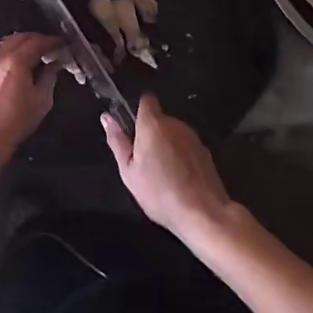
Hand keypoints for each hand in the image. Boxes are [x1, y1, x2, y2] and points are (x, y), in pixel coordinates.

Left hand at [0, 33, 61, 156]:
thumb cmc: (16, 122)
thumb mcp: (42, 100)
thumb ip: (49, 77)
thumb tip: (54, 66)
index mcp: (15, 62)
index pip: (37, 42)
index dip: (52, 41)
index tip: (62, 43)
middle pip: (21, 37)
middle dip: (38, 39)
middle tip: (52, 47)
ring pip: (8, 42)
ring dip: (24, 42)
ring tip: (37, 52)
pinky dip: (12, 50)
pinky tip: (20, 61)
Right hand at [102, 94, 233, 239]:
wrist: (202, 212)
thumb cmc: (159, 192)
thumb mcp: (128, 170)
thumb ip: (117, 141)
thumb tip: (107, 118)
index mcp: (153, 124)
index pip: (146, 100)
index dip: (138, 110)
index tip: (132, 128)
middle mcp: (175, 124)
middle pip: (159, 120)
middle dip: (150, 134)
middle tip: (142, 161)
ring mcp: (192, 137)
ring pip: (173, 135)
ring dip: (166, 146)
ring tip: (160, 175)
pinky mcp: (206, 151)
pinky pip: (186, 147)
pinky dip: (180, 157)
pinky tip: (177, 180)